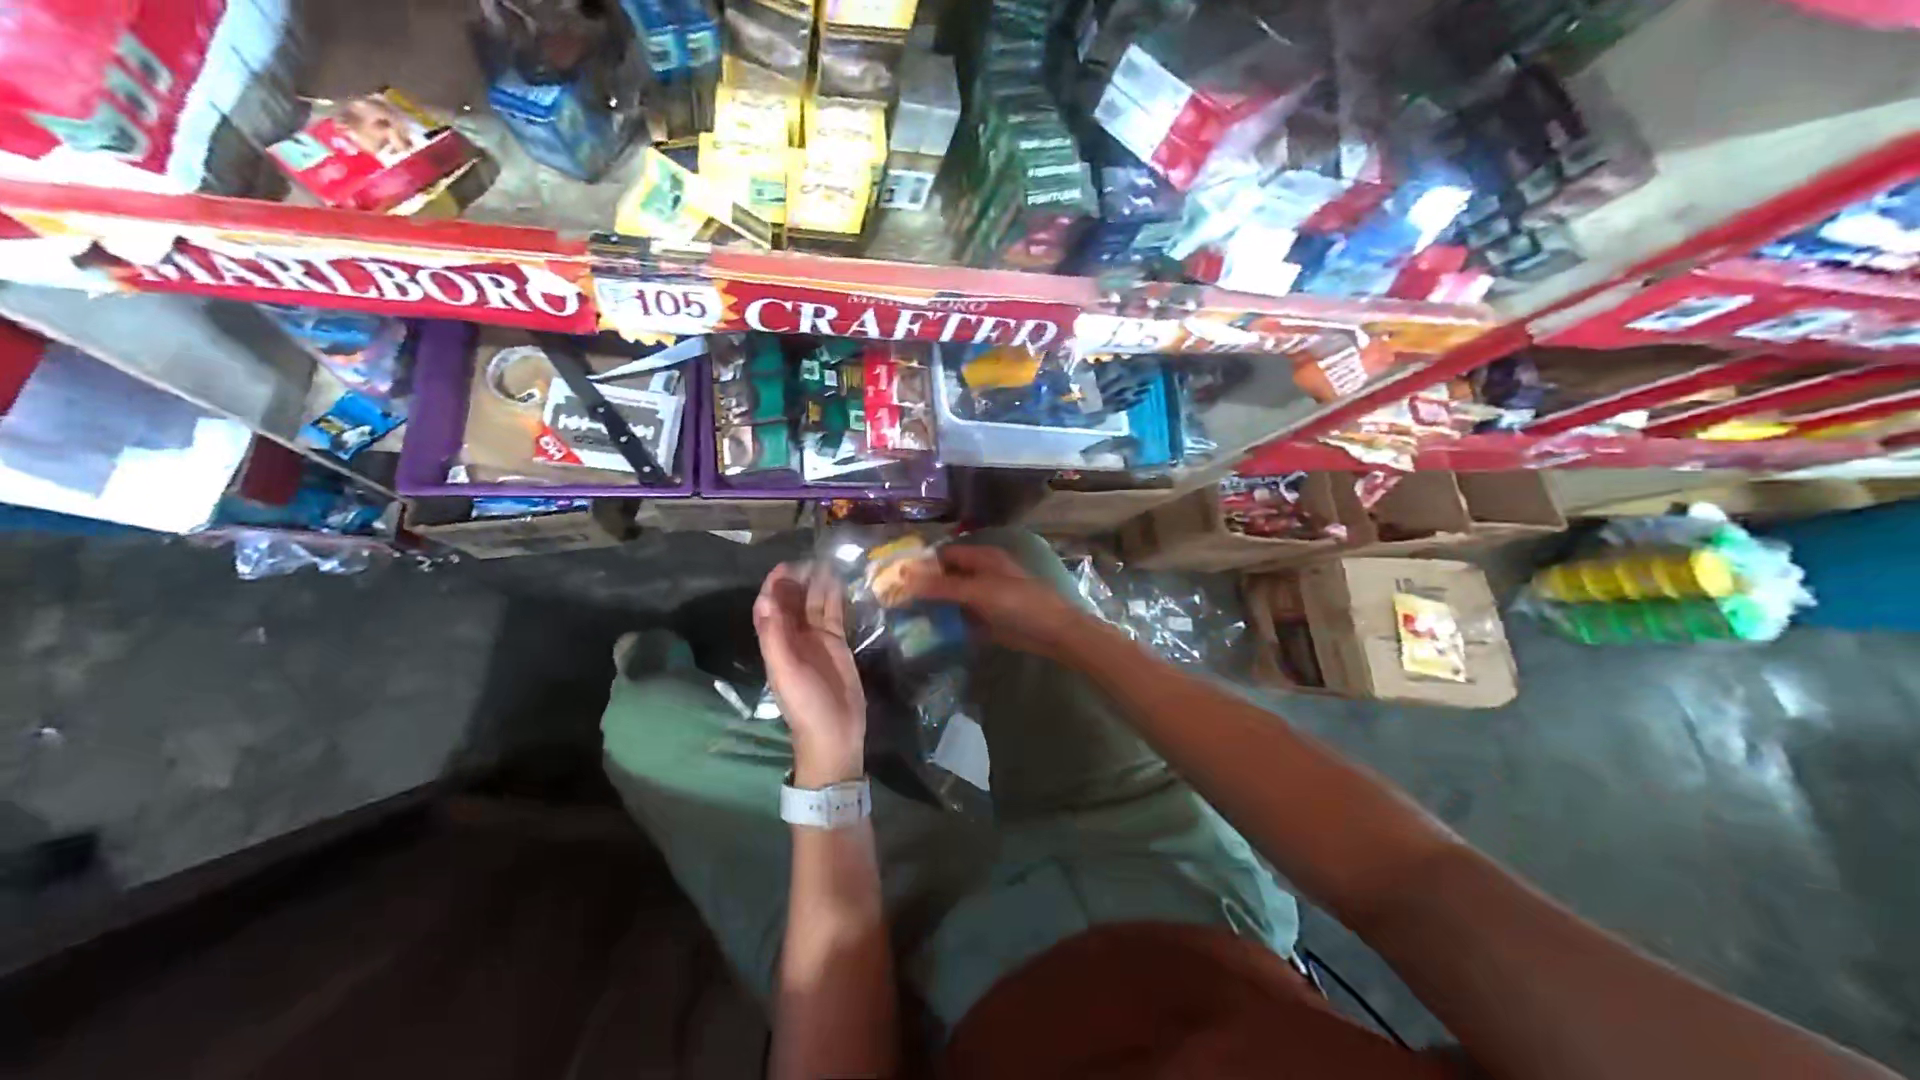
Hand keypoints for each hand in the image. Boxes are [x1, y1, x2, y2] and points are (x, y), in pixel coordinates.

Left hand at [754, 562, 865, 787]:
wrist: (835, 734)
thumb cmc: (805, 704)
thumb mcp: (785, 671)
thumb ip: (775, 636)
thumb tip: (767, 600)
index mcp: (775, 644)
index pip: (769, 608)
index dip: (773, 587)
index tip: (784, 566)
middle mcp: (794, 637)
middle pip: (792, 602)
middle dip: (797, 580)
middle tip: (810, 558)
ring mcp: (817, 639)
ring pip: (814, 604)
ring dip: (818, 584)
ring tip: (827, 561)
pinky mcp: (838, 643)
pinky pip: (834, 614)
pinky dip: (836, 597)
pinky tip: (841, 581)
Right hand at [896, 544, 1105, 662]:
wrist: (1053, 633)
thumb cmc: (1019, 603)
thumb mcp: (978, 591)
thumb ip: (942, 586)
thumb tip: (905, 578)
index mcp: (982, 558)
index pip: (944, 554)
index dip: (922, 563)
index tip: (895, 576)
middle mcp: (981, 574)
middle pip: (947, 576)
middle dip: (924, 585)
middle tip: (895, 598)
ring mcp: (984, 598)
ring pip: (952, 598)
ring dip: (934, 605)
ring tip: (904, 615)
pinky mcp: (987, 619)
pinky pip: (961, 617)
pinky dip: (947, 621)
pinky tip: (928, 630)